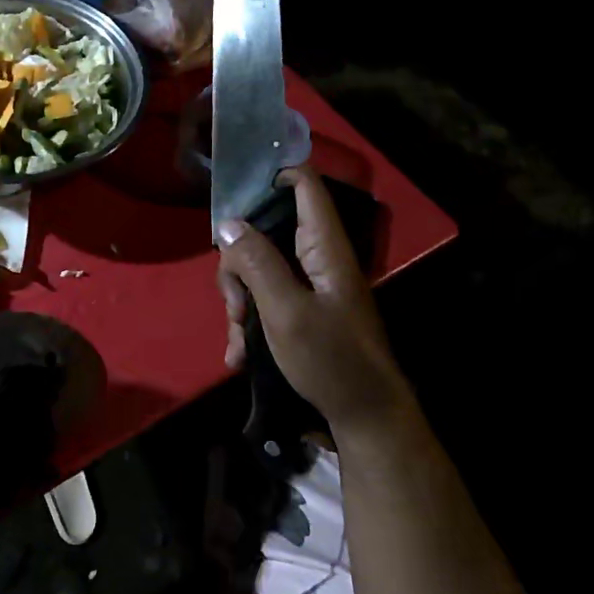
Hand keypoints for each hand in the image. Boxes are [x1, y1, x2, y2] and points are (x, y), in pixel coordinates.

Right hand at [216, 166, 411, 436]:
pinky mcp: (302, 310)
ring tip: (239, 342)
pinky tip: (241, 356)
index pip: (305, 186)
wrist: (365, 418)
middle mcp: (317, 258)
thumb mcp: (285, 312)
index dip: (272, 175)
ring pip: (259, 270)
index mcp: (324, 247)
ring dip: (240, 303)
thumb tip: (228, 223)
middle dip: (238, 266)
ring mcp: (310, 286)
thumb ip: (257, 264)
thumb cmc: (331, 360)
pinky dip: (249, 324)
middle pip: (266, 233)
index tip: (232, 193)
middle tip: (234, 305)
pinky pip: (265, 299)